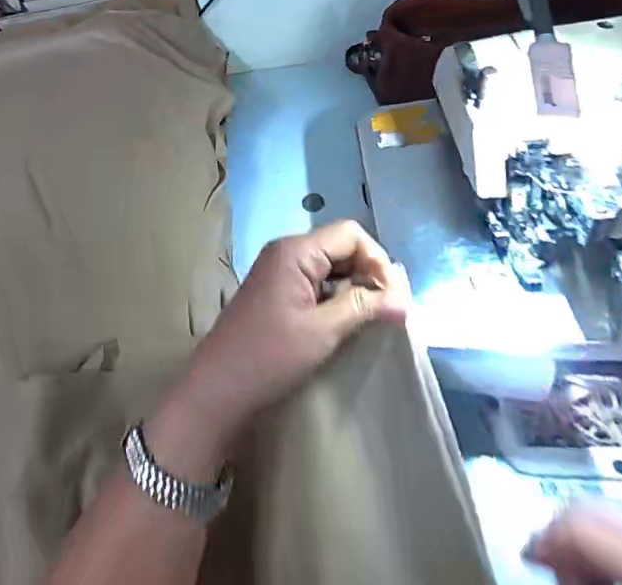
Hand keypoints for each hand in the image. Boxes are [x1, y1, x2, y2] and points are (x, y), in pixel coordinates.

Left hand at [146, 220, 409, 478]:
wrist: (217, 386)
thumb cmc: (269, 356)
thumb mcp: (323, 331)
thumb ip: (363, 307)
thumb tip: (403, 299)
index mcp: (296, 250)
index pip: (350, 234)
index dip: (378, 260)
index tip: (394, 296)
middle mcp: (287, 250)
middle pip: (341, 245)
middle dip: (369, 272)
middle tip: (391, 309)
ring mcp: (279, 269)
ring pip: (330, 264)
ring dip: (355, 285)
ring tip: (375, 316)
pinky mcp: (276, 289)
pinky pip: (315, 279)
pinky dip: (336, 294)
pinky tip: (348, 319)